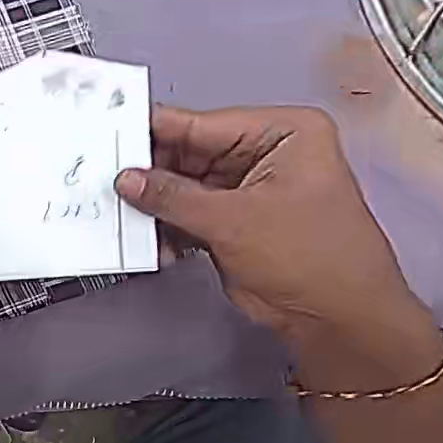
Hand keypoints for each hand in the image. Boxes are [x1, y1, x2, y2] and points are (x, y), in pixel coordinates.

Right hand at [115, 105, 442, 390]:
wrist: (334, 317)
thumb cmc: (308, 257)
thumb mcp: (235, 219)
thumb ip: (174, 197)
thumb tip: (128, 179)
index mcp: (281, 133)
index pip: (205, 124)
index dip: (157, 132)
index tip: (112, 135)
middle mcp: (264, 155)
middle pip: (191, 157)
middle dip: (153, 176)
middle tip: (109, 184)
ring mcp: (248, 192)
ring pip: (186, 190)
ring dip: (158, 208)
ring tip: (124, 216)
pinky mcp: (235, 225)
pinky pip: (191, 218)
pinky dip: (171, 230)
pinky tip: (152, 242)